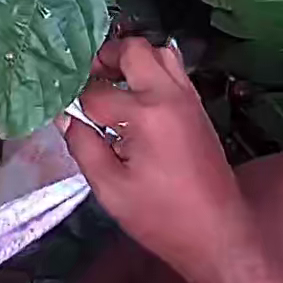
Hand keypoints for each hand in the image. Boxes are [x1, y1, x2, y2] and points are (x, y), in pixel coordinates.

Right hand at [64, 37, 259, 279]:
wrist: (218, 233)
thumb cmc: (162, 217)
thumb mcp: (111, 189)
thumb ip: (84, 146)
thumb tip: (65, 117)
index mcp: (145, 115)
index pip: (97, 93)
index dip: (75, 101)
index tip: (63, 108)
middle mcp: (169, 95)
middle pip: (133, 49)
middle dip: (105, 57)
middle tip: (87, 76)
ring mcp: (187, 97)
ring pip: (158, 51)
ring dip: (132, 59)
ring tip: (111, 80)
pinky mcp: (197, 105)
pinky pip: (173, 68)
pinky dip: (151, 69)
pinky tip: (136, 94)